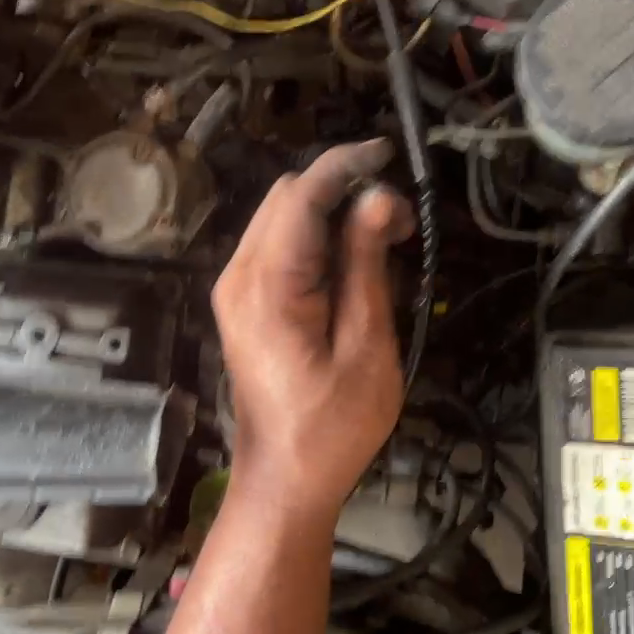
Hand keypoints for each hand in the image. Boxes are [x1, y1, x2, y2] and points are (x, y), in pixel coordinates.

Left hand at [212, 140, 415, 516]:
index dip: (344, 165)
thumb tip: (377, 199)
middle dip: (343, 190)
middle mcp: (240, 274)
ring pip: (283, 215)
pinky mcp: (244, 299)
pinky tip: (353, 263)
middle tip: (398, 222)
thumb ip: (366, 266)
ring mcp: (236, 286)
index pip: (301, 195)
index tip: (387, 155)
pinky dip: (317, 237)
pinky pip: (279, 244)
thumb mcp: (365, 346)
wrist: (284, 478)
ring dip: (332, 213)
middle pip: (287, 196)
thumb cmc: (333, 425)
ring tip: (385, 242)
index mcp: (267, 284)